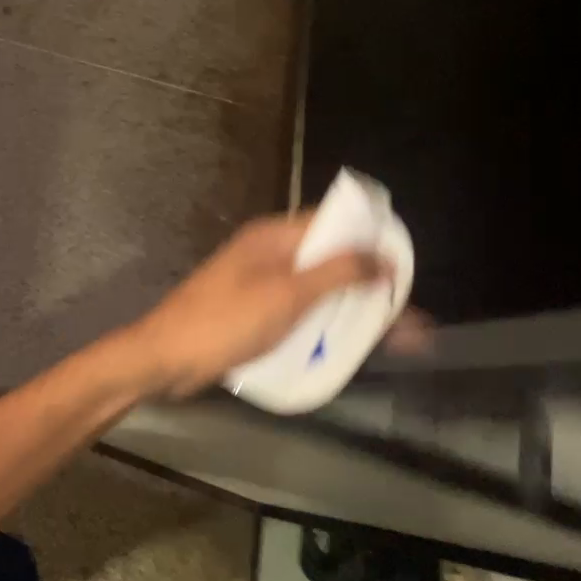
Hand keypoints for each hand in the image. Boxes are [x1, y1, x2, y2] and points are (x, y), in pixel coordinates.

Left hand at [117, 211, 424, 394]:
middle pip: (331, 260)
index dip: (372, 241)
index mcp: (271, 237)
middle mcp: (267, 254)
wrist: (166, 358)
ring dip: (355, 311)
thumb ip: (336, 272)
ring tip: (402, 342)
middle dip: (372, 287)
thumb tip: (384, 254)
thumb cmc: (225, 322)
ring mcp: (260, 285)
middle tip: (413, 322)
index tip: (409, 270)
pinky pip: (301, 312)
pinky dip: (328, 325)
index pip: (332, 222)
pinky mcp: (255, 313)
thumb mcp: (286, 295)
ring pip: (319, 290)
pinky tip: (356, 348)